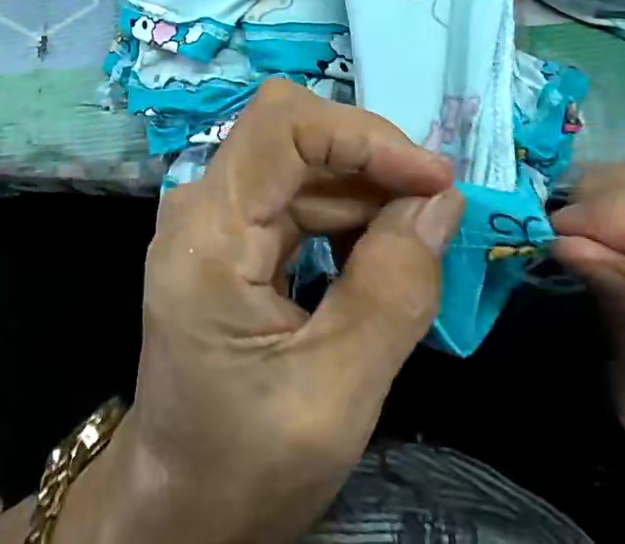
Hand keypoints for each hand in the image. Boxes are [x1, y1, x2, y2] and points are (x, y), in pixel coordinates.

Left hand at [12, 79, 463, 543]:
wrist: (181, 500)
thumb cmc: (247, 458)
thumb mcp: (337, 390)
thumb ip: (393, 289)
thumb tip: (442, 201)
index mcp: (208, 233)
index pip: (281, 125)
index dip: (362, 135)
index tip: (434, 180)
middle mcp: (200, 207)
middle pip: (291, 137)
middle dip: (371, 161)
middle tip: (440, 211)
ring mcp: (211, 220)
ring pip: (298, 165)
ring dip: (365, 191)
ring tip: (421, 239)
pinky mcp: (227, 239)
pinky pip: (293, 200)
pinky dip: (346, 216)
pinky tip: (381, 252)